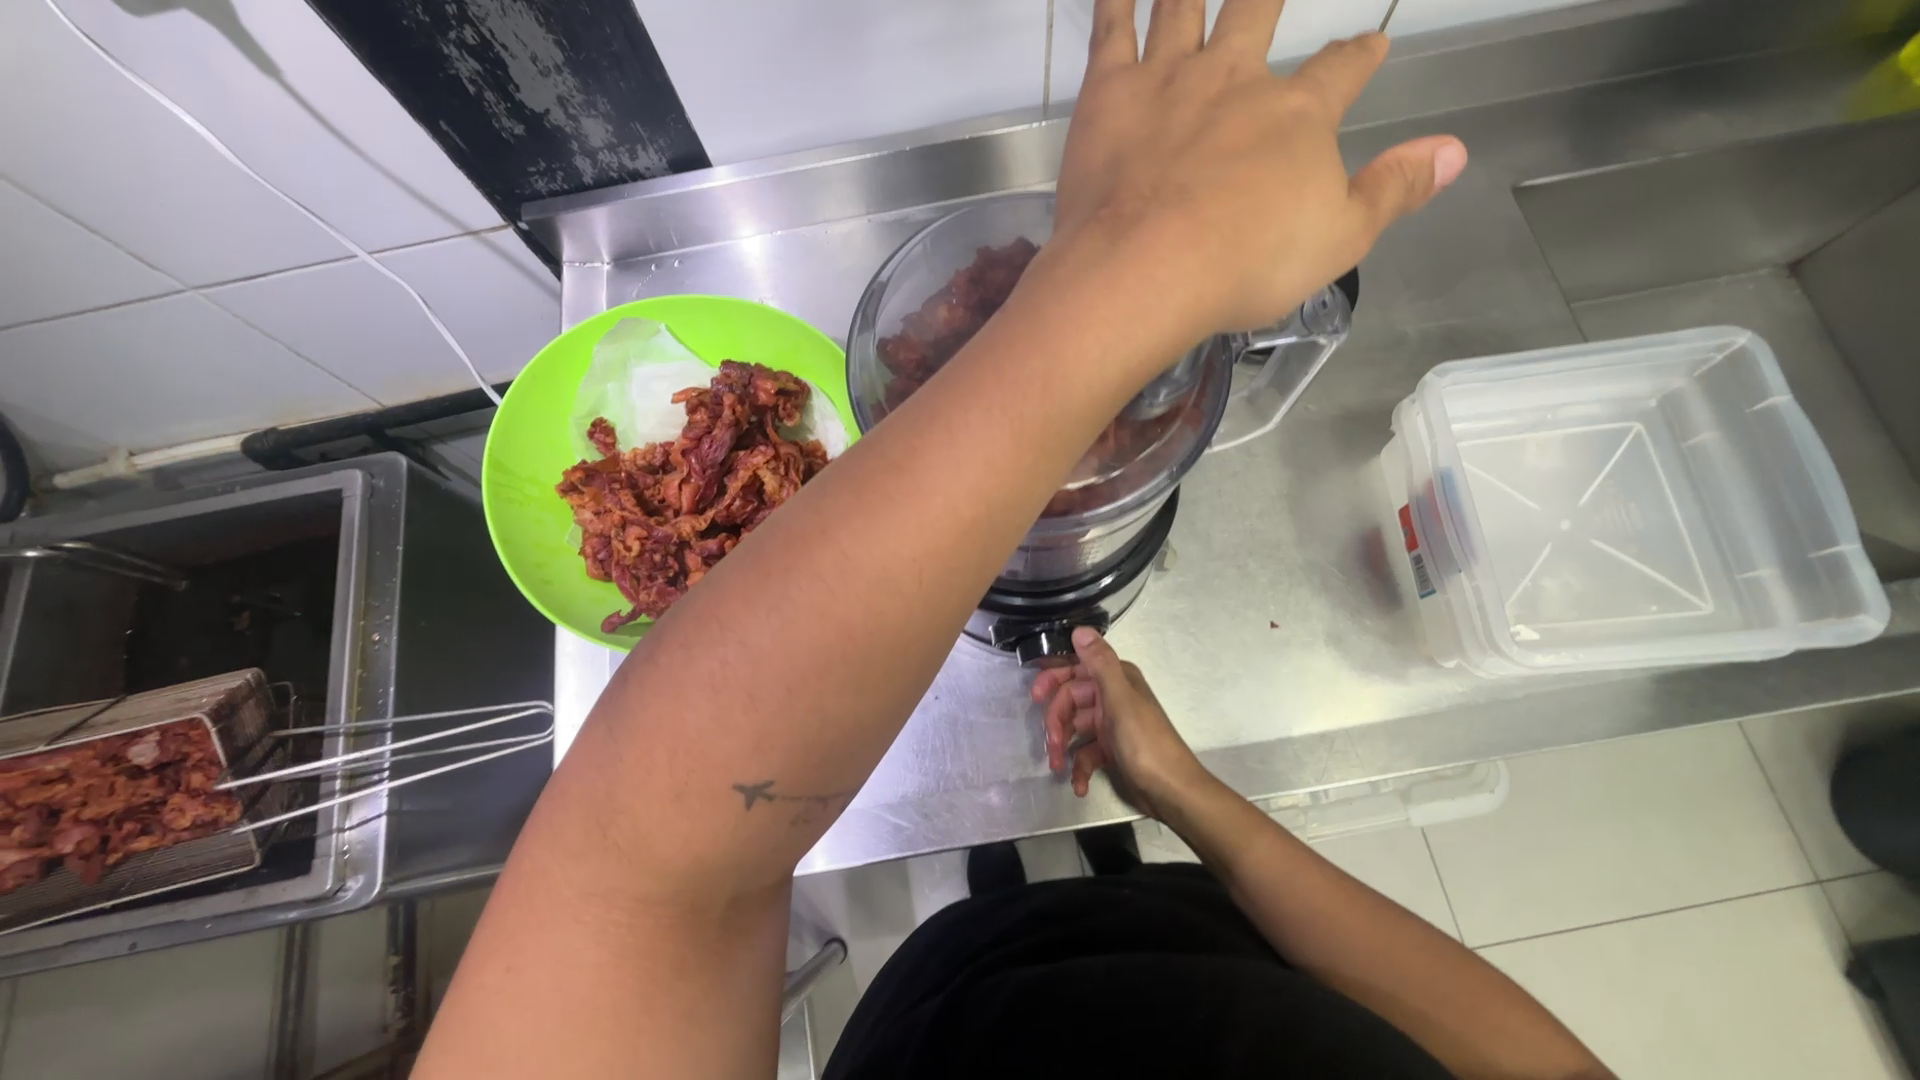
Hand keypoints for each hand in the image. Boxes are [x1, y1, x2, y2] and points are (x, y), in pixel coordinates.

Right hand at [1030, 627, 1209, 817]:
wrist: (1172, 792)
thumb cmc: (1146, 743)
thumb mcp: (1120, 701)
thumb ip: (1100, 664)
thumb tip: (1080, 628)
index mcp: (1117, 680)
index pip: (1075, 669)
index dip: (1053, 680)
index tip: (1035, 697)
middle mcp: (1113, 697)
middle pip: (1070, 701)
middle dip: (1056, 722)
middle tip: (1051, 745)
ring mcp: (1111, 725)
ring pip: (1074, 728)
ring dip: (1063, 748)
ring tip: (1058, 768)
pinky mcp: (1110, 750)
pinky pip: (1085, 753)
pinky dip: (1079, 769)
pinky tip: (1079, 785)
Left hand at [1040, 0, 1466, 352]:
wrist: (1147, 270)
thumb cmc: (1246, 265)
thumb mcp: (1338, 240)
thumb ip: (1394, 190)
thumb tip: (1455, 150)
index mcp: (1296, 115)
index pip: (1339, 72)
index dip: (1357, 58)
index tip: (1368, 47)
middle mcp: (1234, 79)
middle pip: (1256, 13)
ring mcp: (1168, 80)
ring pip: (1182, 10)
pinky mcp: (1108, 97)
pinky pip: (1111, 31)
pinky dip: (1114, 4)